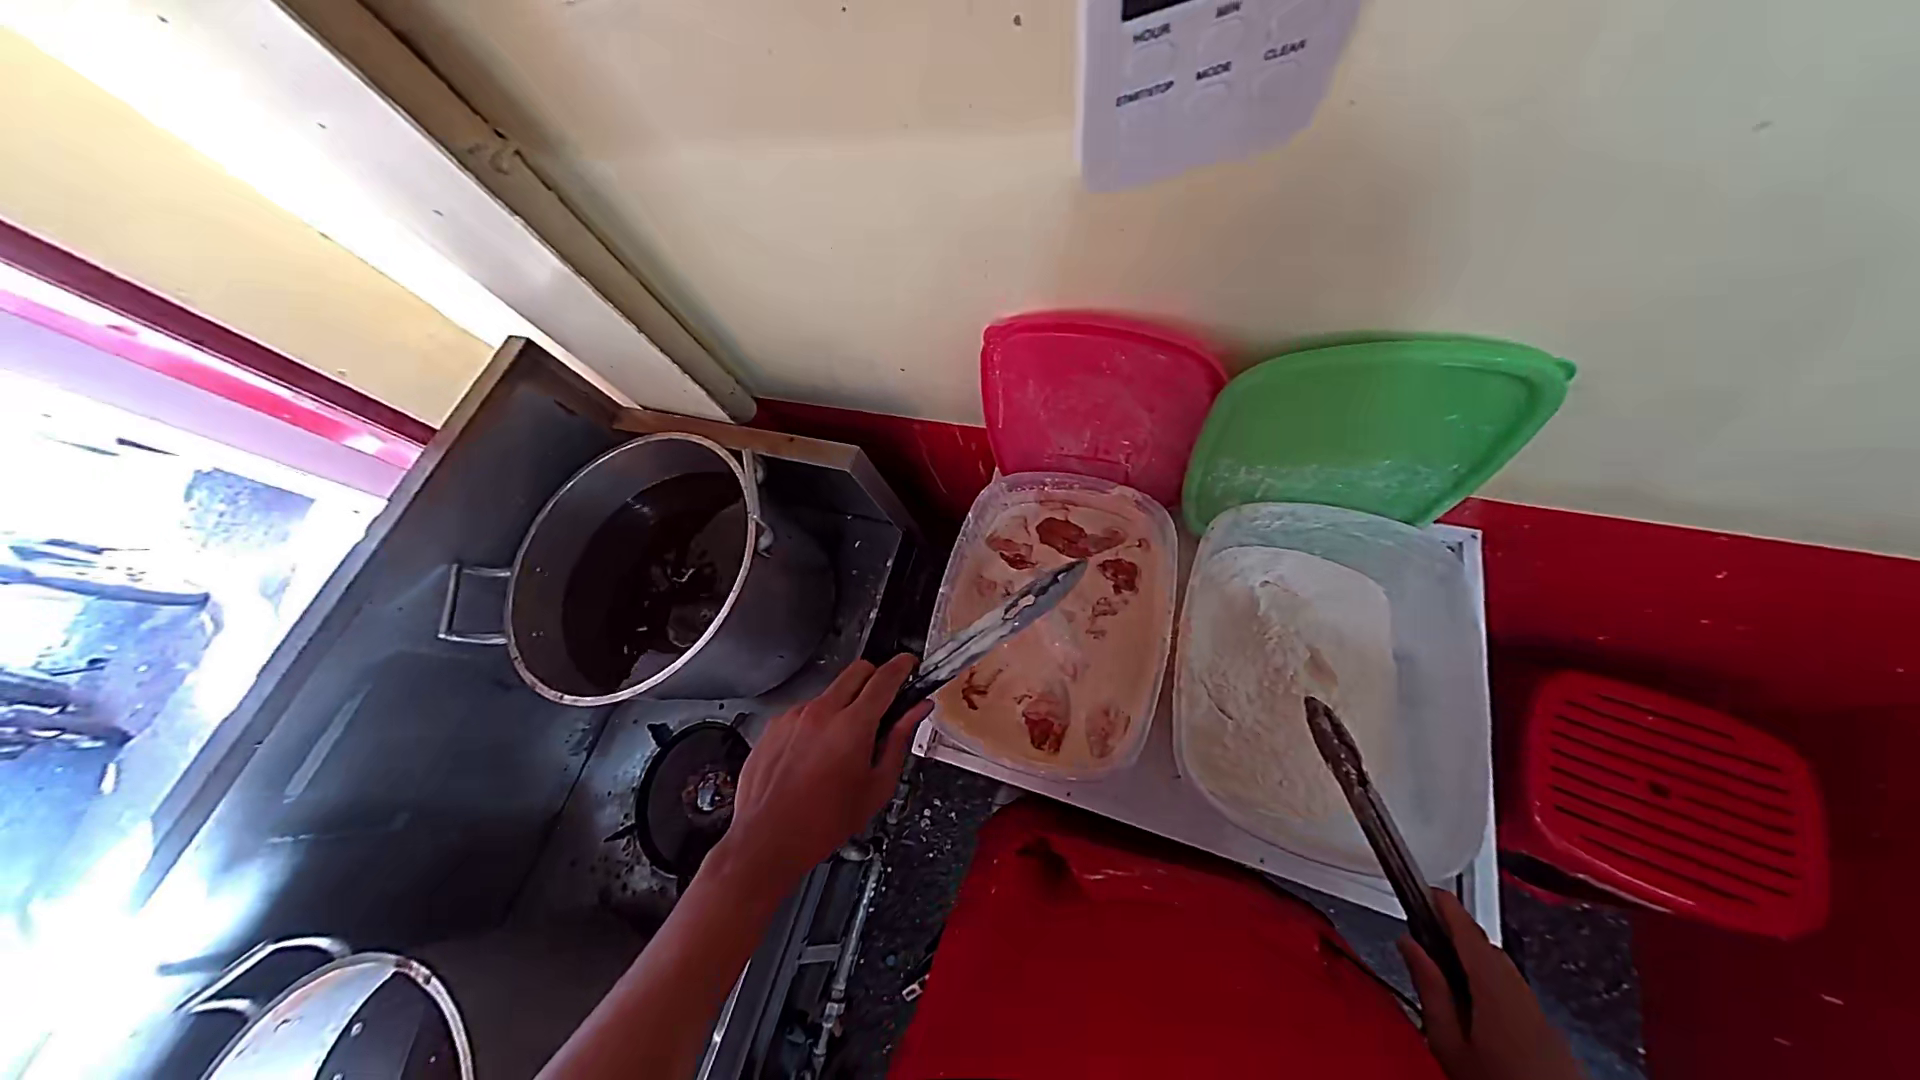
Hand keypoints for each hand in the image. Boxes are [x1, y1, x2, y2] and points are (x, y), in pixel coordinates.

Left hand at [709, 655, 927, 892]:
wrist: (768, 841)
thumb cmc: (821, 823)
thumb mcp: (877, 785)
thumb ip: (900, 740)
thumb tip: (916, 712)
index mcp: (852, 726)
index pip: (885, 678)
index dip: (902, 666)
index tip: (908, 665)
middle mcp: (820, 713)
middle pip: (857, 670)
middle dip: (875, 678)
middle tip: (882, 702)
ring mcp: (793, 717)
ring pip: (829, 691)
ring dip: (844, 704)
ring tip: (843, 744)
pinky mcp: (774, 726)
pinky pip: (803, 710)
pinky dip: (816, 722)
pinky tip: (815, 754)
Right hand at [1398, 889, 1584, 1079]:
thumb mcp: (1448, 1042)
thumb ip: (1429, 989)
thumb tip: (1408, 944)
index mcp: (1495, 990)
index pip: (1469, 933)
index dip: (1447, 907)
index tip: (1427, 890)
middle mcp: (1523, 995)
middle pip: (1489, 950)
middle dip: (1457, 934)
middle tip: (1425, 930)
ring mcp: (1542, 1016)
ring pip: (1504, 970)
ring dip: (1475, 958)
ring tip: (1444, 966)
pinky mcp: (1552, 1036)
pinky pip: (1516, 992)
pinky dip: (1491, 981)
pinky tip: (1474, 1003)